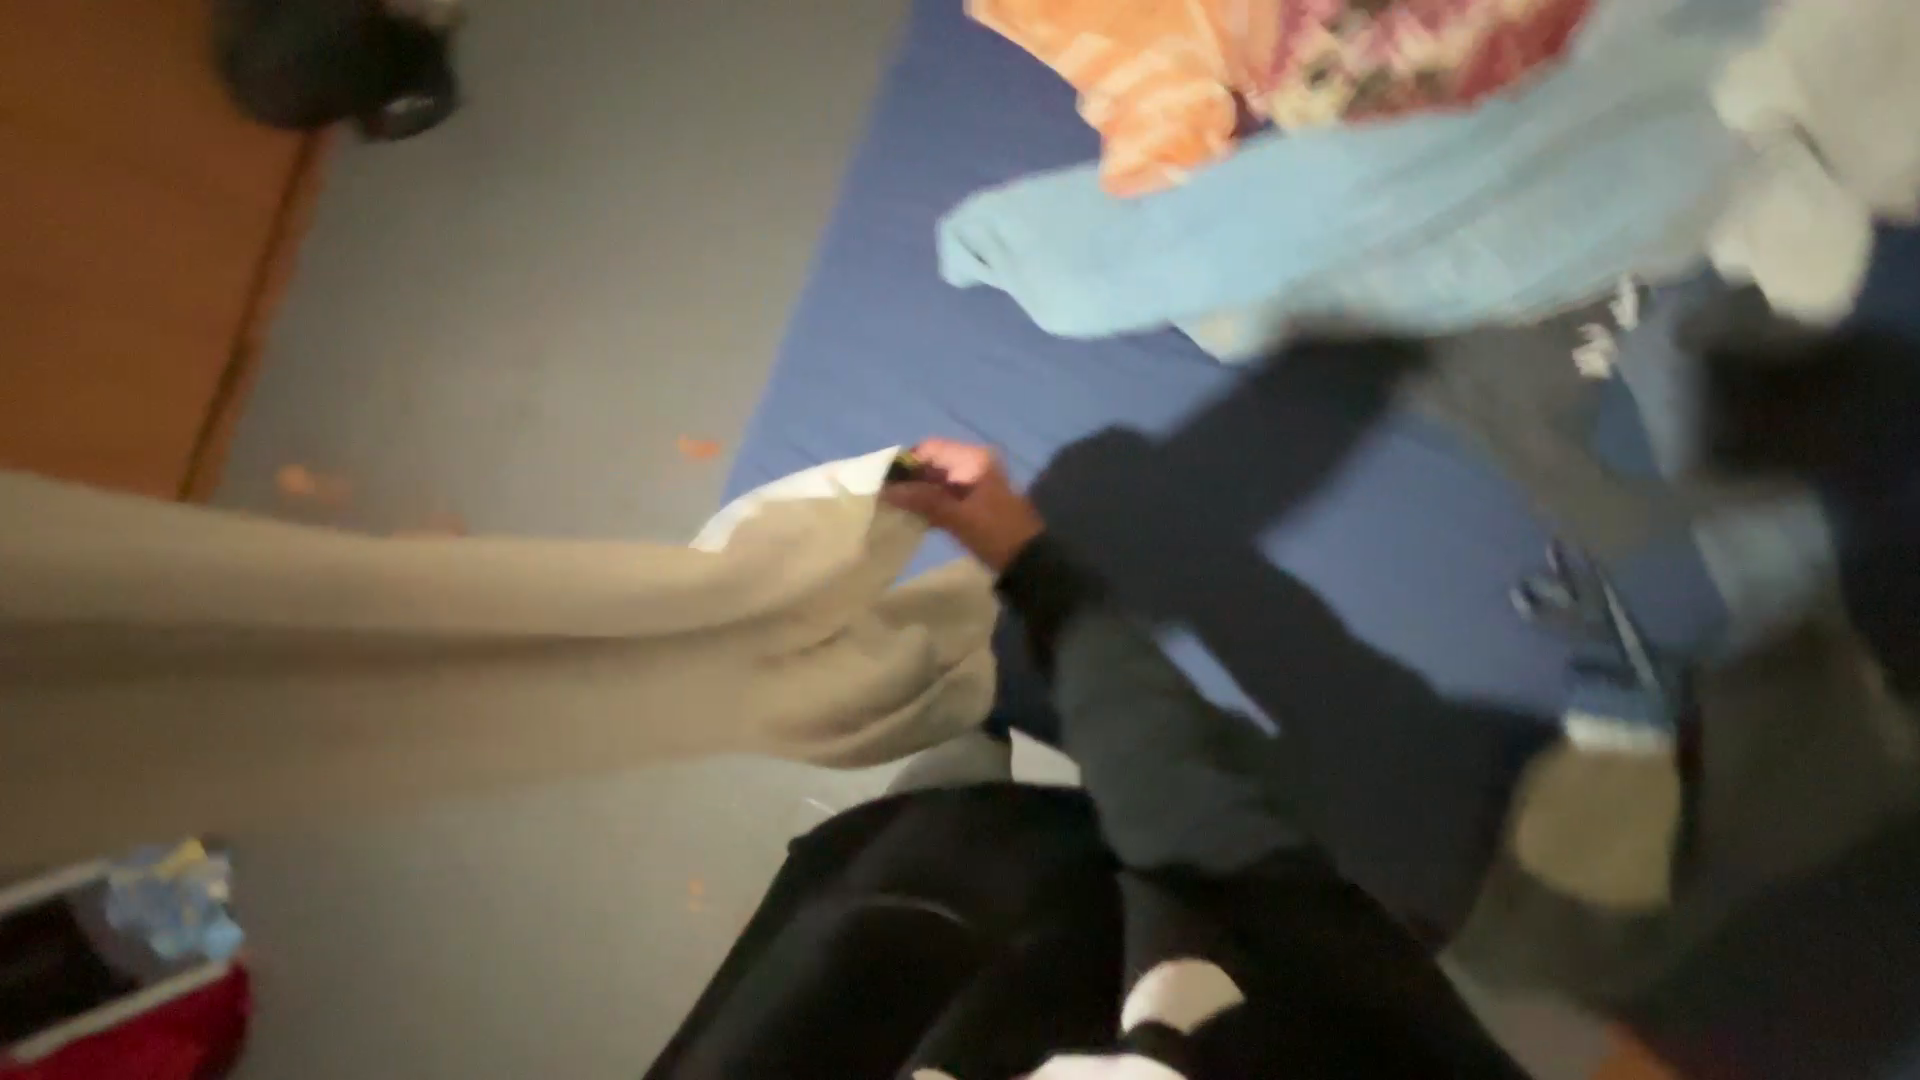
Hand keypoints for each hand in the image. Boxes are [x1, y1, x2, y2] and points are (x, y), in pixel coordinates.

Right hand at [881, 439, 1045, 571]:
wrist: (1029, 563)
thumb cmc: (997, 534)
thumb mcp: (959, 517)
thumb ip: (923, 500)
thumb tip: (886, 490)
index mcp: (974, 459)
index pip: (930, 449)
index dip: (905, 463)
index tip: (884, 482)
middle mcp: (973, 465)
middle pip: (932, 464)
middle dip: (909, 480)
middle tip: (885, 499)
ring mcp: (974, 484)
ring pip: (936, 482)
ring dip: (917, 494)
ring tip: (895, 509)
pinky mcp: (973, 504)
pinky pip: (944, 498)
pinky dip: (929, 506)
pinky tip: (912, 518)